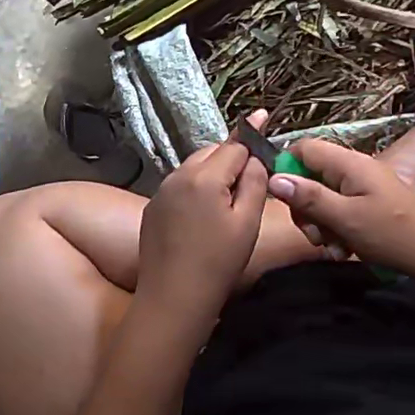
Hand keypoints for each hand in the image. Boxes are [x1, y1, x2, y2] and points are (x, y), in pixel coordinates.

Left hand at [136, 140, 268, 323]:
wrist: (173, 298)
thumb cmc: (218, 263)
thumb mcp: (247, 223)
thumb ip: (253, 183)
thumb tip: (254, 159)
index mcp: (204, 177)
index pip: (233, 146)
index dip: (250, 134)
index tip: (262, 116)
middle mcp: (178, 176)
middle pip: (211, 153)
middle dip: (231, 157)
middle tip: (251, 177)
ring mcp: (161, 192)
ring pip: (193, 168)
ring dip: (211, 172)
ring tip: (228, 198)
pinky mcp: (152, 208)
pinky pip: (178, 187)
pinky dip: (195, 189)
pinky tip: (203, 214)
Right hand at [268, 138, 414, 274]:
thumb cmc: (391, 233)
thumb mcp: (344, 217)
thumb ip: (308, 197)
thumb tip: (274, 178)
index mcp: (348, 163)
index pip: (304, 148)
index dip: (287, 169)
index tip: (286, 199)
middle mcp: (353, 169)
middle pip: (309, 176)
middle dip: (304, 207)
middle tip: (314, 234)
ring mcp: (361, 187)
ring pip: (321, 198)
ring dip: (319, 224)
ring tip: (332, 246)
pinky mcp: (367, 204)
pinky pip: (338, 211)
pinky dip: (335, 229)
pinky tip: (342, 249)